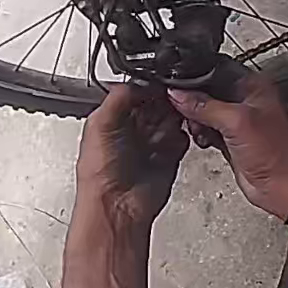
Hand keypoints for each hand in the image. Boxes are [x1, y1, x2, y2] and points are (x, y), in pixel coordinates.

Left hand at [75, 84, 189, 231]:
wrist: (117, 206)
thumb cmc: (101, 173)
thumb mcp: (101, 123)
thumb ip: (118, 97)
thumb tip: (137, 81)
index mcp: (115, 117)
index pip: (138, 92)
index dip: (151, 86)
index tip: (161, 82)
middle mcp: (134, 128)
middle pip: (159, 102)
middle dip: (168, 98)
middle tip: (175, 96)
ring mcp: (153, 142)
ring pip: (173, 117)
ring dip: (178, 114)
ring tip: (179, 113)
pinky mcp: (169, 156)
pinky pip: (184, 138)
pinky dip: (186, 133)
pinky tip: (182, 132)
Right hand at [167, 69, 287, 217]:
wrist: (283, 187)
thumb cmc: (276, 153)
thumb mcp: (236, 121)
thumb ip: (205, 105)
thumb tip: (178, 94)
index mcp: (254, 86)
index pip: (218, 68)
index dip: (196, 75)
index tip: (177, 83)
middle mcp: (246, 100)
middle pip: (208, 89)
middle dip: (193, 99)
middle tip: (186, 110)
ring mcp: (237, 121)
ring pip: (205, 110)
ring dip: (195, 119)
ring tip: (198, 128)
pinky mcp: (230, 140)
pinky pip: (207, 129)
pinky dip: (200, 133)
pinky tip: (202, 139)